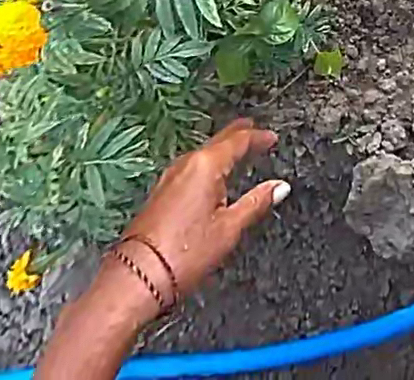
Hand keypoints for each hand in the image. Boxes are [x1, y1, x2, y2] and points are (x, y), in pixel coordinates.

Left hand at [102, 119, 289, 320]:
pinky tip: (211, 174)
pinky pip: (191, 166)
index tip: (273, 138)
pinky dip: (208, 162)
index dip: (259, 137)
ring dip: (222, 148)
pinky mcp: (160, 193)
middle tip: (256, 131)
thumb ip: (257, 202)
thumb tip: (281, 186)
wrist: (133, 282)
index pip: (239, 140)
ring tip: (238, 150)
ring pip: (203, 152)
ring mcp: (169, 177)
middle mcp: (187, 164)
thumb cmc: (184, 255)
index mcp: (207, 165)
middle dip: (239, 134)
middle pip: (219, 140)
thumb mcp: (229, 229)